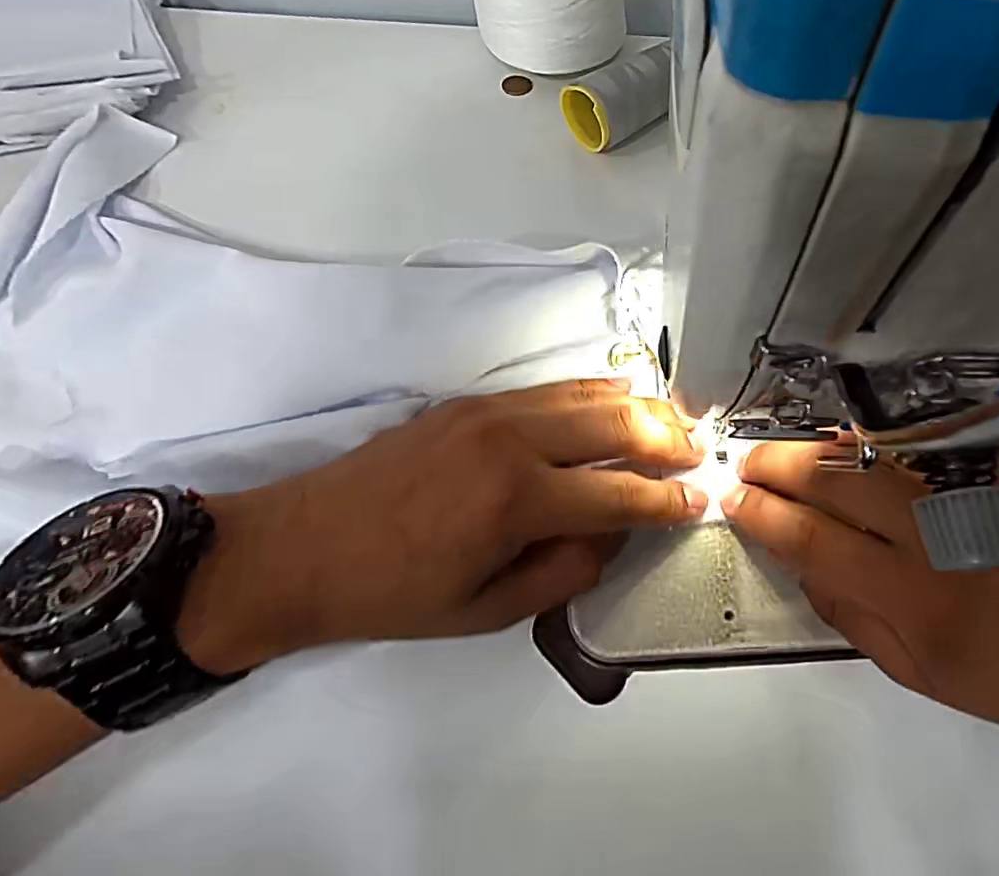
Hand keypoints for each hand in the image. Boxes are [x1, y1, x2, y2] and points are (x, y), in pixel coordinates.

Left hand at [180, 380, 706, 671]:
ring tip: (672, 426)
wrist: (298, 546)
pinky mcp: (472, 399)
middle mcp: (511, 439)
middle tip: (699, 455)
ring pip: (590, 394)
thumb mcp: (486, 609)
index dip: (668, 501)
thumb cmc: (392, 592)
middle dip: (670, 440)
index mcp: (515, 500)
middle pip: (618, 424)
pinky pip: (553, 389)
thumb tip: (611, 534)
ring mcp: (490, 409)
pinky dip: (595, 395)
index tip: (700, 503)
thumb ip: (564, 571)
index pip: (620, 494)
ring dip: (640, 409)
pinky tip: (616, 404)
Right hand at [724, 442, 998, 736]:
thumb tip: (801, 561)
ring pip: (869, 447)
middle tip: (748, 464)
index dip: (763, 515)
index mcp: (916, 597)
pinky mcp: (995, 461)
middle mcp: (940, 532)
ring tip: (786, 454)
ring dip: (815, 446)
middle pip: (833, 477)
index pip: (813, 539)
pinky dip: (869, 440)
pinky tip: (846, 447)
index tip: (735, 501)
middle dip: (776, 464)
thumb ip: (847, 614)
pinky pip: (913, 439)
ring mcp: (971, 486)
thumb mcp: (915, 671)